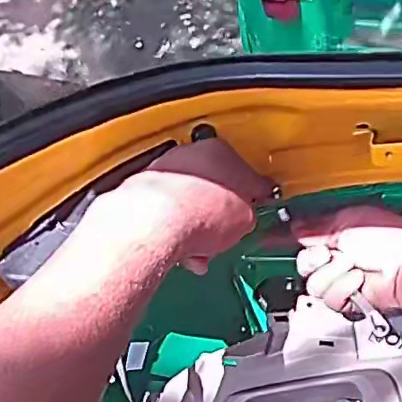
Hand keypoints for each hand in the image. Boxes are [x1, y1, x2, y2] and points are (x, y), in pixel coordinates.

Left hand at [93, 138, 272, 273]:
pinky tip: (182, 249)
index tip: (257, 209)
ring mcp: (166, 169)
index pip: (248, 175)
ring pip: (190, 200)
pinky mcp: (144, 190)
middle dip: (221, 212)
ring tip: (202, 249)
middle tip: (228, 233)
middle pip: (215, 186)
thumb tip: (244, 222)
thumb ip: (247, 215)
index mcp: (223, 152)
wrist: (156, 224)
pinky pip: (169, 212)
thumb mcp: (245, 220)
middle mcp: (192, 153)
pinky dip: (175, 229)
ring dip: (197, 225)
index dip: (255, 197)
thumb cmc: (198, 213)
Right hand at [293, 206, 401, 314]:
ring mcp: (345, 279)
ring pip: (315, 284)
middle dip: (315, 259)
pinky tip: (359, 282)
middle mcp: (341, 256)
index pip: (305, 236)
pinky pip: (330, 299)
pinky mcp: (350, 300)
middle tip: (330, 254)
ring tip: (353, 267)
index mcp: (341, 232)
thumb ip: (316, 227)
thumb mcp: (348, 222)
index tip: (272, 239)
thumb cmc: (391, 239)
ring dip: (334, 274)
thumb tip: (295, 228)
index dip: (290, 238)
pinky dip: (344, 289)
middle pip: (304, 263)